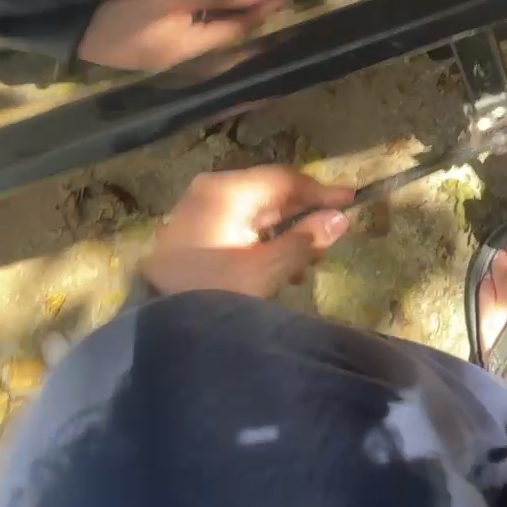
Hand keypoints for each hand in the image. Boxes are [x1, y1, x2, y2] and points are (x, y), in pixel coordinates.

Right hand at [79, 0, 283, 72]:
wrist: (69, 28)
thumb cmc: (124, 9)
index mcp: (198, 50)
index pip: (242, 30)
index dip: (265, 12)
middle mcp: (190, 61)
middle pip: (233, 44)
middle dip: (257, 27)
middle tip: (282, 10)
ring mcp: (171, 59)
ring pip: (217, 44)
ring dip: (238, 28)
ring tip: (260, 13)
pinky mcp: (156, 52)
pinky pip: (199, 42)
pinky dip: (216, 29)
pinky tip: (222, 20)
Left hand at [140, 167, 355, 297]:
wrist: (155, 326)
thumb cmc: (214, 292)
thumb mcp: (266, 270)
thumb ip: (306, 240)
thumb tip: (340, 219)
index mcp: (227, 191)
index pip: (285, 180)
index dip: (320, 191)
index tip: (351, 200)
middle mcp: (211, 191)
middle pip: (270, 194)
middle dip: (303, 214)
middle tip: (333, 232)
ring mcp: (198, 211)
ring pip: (255, 211)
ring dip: (285, 231)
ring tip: (307, 261)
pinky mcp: (192, 233)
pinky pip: (238, 225)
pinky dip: (263, 240)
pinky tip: (279, 267)